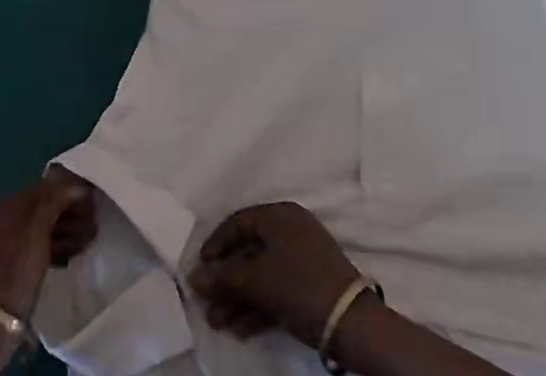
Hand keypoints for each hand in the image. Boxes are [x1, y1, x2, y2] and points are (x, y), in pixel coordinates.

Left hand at [0, 170, 97, 319]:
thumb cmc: (18, 268)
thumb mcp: (36, 230)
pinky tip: (74, 253)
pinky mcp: (20, 265)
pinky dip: (60, 246)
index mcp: (10, 207)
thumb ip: (52, 202)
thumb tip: (72, 183)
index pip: (43, 188)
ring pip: (47, 228)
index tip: (90, 198)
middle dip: (70, 212)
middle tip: (92, 220)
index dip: (67, 191)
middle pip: (46, 208)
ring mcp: (14, 243)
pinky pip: (44, 246)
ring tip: (89, 237)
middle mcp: (10, 220)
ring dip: (68, 230)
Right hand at [188, 201, 360, 344]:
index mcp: (279, 216)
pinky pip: (276, 288)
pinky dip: (257, 306)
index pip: (238, 222)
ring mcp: (302, 258)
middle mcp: (291, 230)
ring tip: (218, 322)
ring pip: (261, 274)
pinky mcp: (310, 284)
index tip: (200, 266)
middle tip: (206, 301)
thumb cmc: (298, 285)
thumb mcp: (256, 279)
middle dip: (225, 280)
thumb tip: (194, 278)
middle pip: (248, 252)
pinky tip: (239, 328)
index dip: (216, 244)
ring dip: (237, 298)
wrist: (352, 323)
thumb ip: (222, 277)